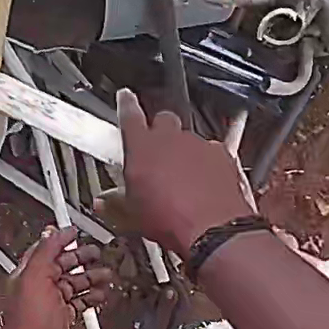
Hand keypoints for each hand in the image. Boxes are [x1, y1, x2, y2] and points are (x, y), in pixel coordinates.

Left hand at [0, 228, 116, 328]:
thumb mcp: (34, 280)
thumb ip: (45, 253)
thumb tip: (54, 232)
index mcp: (25, 279)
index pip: (44, 252)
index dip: (60, 241)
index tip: (76, 232)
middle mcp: (37, 294)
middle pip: (60, 268)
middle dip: (80, 258)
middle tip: (97, 252)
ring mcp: (50, 311)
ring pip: (73, 286)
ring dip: (90, 278)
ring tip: (106, 273)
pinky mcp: (63, 326)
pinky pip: (80, 305)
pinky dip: (92, 298)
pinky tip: (101, 295)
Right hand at [112, 88, 255, 257]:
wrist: (213, 230)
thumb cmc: (171, 220)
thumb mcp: (131, 215)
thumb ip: (115, 202)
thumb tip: (105, 202)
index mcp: (142, 146)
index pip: (129, 114)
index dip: (126, 104)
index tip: (126, 98)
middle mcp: (172, 138)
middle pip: (163, 121)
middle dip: (159, 133)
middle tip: (155, 155)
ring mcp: (200, 145)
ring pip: (189, 139)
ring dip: (184, 153)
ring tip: (182, 180)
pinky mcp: (223, 157)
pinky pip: (212, 153)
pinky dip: (208, 165)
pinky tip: (204, 185)